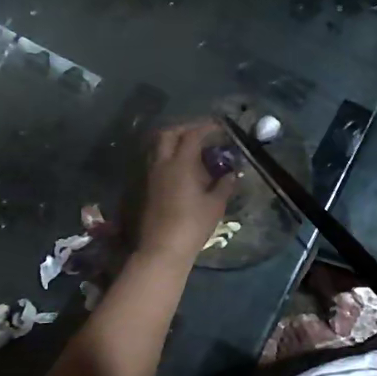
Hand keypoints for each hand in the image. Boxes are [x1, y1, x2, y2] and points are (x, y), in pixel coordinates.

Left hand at [136, 121, 239, 260]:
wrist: (162, 248)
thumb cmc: (192, 225)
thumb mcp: (215, 205)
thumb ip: (224, 185)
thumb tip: (231, 173)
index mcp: (180, 164)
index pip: (192, 136)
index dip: (206, 127)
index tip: (219, 127)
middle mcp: (162, 164)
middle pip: (168, 134)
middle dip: (185, 128)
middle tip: (201, 134)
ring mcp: (150, 175)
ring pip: (157, 147)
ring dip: (172, 141)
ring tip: (189, 149)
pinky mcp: (145, 187)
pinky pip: (154, 161)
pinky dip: (166, 156)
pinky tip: (179, 168)